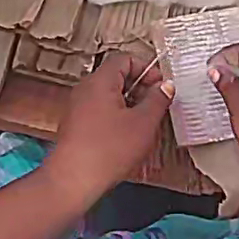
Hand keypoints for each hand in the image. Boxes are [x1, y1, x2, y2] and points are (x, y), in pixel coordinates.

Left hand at [43, 51, 174, 201]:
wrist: (73, 179)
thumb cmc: (108, 149)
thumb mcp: (143, 123)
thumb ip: (157, 100)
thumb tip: (165, 85)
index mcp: (100, 81)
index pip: (124, 59)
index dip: (146, 68)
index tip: (161, 86)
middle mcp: (85, 88)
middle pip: (116, 75)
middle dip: (139, 87)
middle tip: (156, 105)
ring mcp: (77, 106)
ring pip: (108, 94)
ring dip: (129, 103)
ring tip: (144, 123)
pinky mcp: (75, 124)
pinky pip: (99, 109)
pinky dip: (116, 115)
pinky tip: (126, 136)